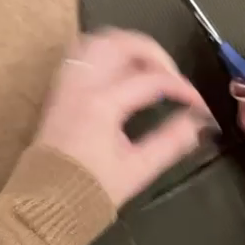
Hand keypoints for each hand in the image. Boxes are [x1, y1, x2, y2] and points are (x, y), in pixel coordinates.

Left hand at [32, 29, 216, 205]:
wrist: (46, 204)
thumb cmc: (91, 189)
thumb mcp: (138, 169)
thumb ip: (171, 141)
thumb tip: (198, 122)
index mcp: (102, 104)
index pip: (152, 80)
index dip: (182, 88)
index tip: (198, 103)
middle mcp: (82, 84)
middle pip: (122, 44)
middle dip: (155, 54)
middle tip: (172, 76)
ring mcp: (67, 83)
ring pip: (99, 41)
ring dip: (128, 47)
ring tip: (148, 67)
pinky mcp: (60, 88)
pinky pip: (82, 53)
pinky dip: (105, 52)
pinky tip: (120, 69)